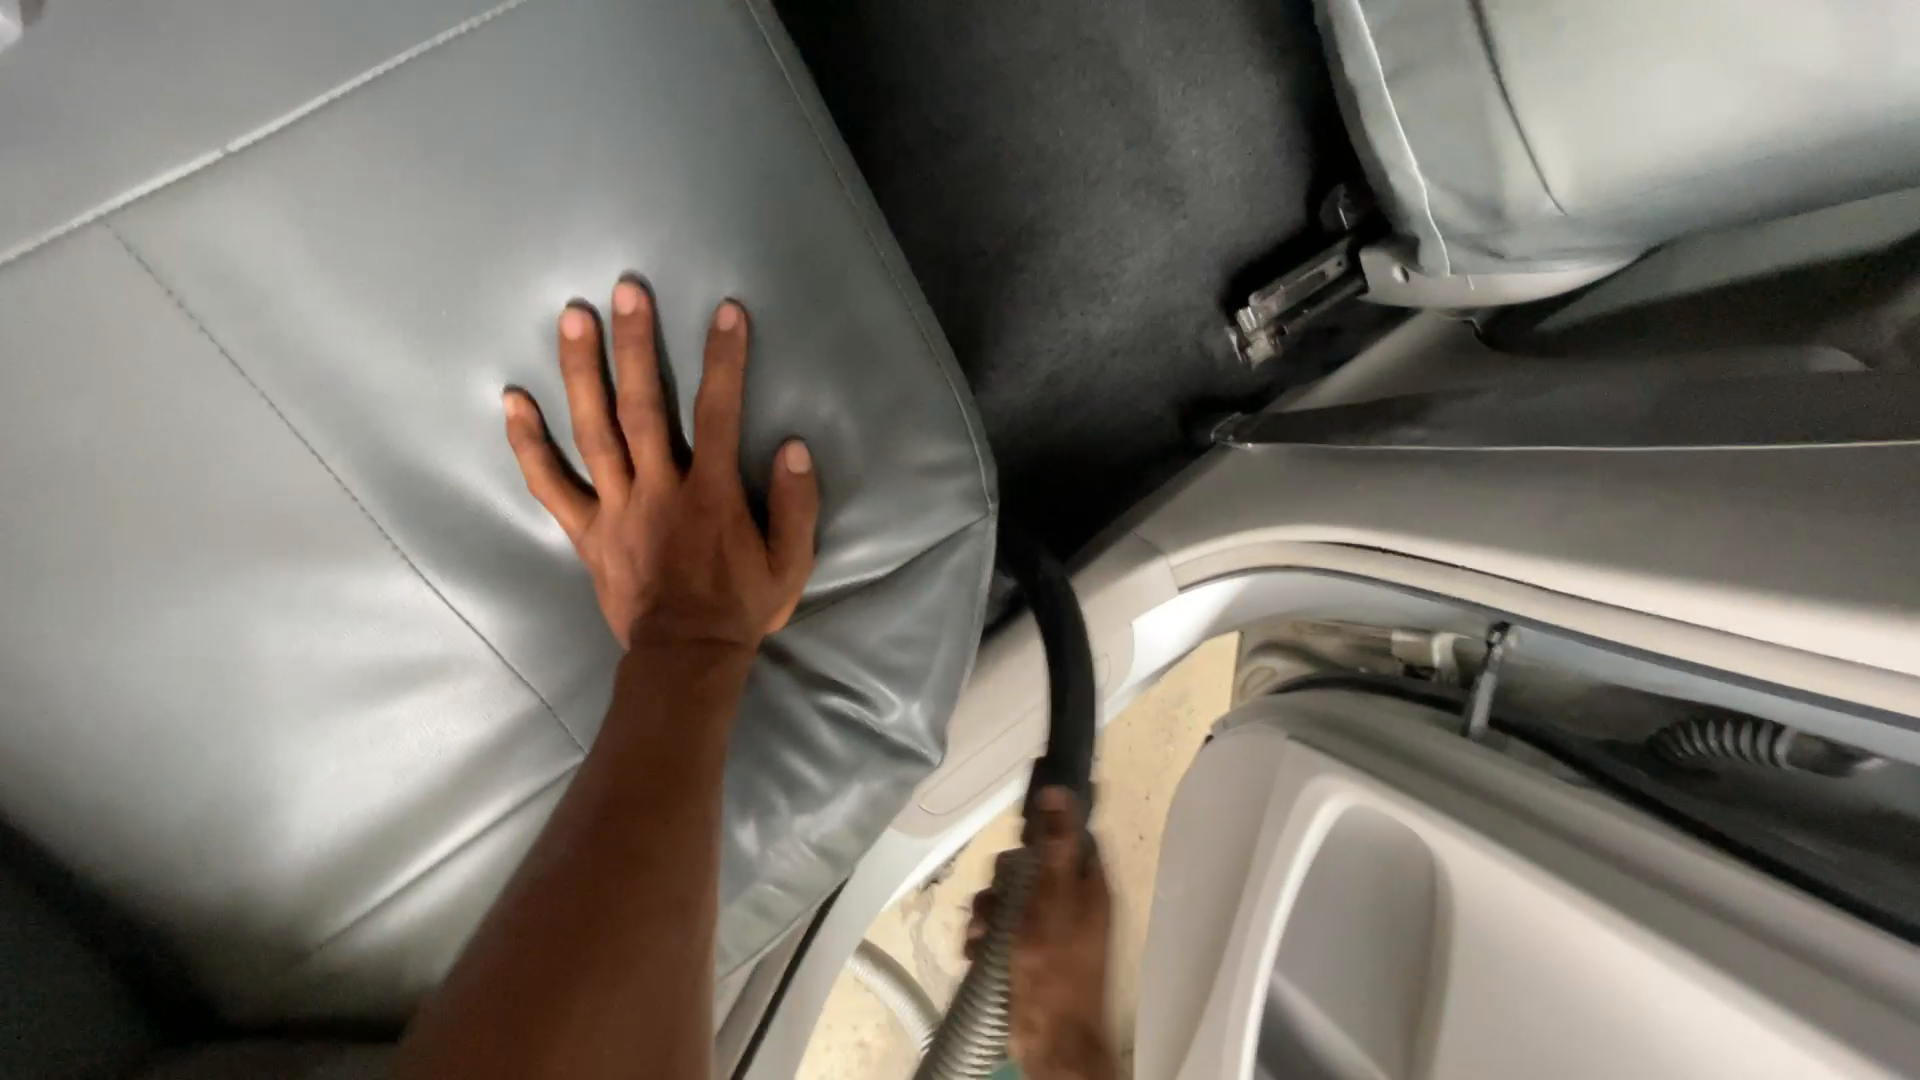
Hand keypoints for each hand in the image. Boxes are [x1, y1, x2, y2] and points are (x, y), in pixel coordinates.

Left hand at [504, 279, 818, 649]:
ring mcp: (615, 508)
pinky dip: (528, 443)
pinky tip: (512, 400)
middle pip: (643, 406)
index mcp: (711, 493)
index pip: (720, 413)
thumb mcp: (792, 563)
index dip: (724, 360)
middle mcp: (659, 489)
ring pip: (593, 431)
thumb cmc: (743, 606)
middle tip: (626, 291)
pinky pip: (550, 484)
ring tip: (571, 317)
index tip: (725, 312)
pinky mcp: (586, 530)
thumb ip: (796, 505)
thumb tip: (791, 446)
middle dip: (637, 345)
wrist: (686, 656)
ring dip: (581, 372)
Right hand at [967, 788, 1114, 1079]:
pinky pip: (1002, 931)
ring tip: (980, 934)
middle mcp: (1072, 903)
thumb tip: (1059, 792)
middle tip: (996, 896)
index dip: (1044, 830)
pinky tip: (976, 950)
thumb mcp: (1053, 895)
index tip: (1019, 836)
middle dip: (1004, 880)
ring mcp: (1050, 931)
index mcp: (1090, 885)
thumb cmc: (1055, 964)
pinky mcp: (1029, 955)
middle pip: (1031, 867)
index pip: (1069, 837)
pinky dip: (986, 938)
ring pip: (1011, 899)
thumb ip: (1056, 845)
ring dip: (988, 912)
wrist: (1051, 1041)